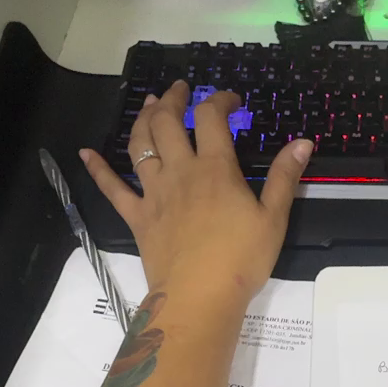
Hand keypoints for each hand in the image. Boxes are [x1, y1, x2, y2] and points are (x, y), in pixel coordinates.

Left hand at [80, 81, 311, 310]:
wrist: (200, 297)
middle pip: (167, 122)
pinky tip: (85, 153)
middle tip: (179, 89)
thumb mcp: (274, 218)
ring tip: (148, 105)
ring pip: (140, 145)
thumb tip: (302, 142)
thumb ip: (284, 177)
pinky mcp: (138, 217)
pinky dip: (98, 169)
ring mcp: (154, 193)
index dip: (219, 99)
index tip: (230, 98)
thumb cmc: (242, 260)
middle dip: (172, 99)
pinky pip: (112, 189)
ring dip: (142, 119)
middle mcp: (180, 172)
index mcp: (215, 169)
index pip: (211, 118)